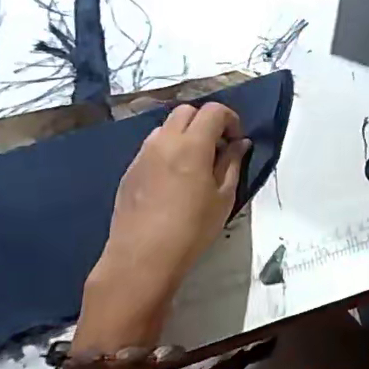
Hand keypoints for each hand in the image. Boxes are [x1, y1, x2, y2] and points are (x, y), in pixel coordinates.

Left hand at [82, 103, 249, 343]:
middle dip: (206, 122)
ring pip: (166, 127)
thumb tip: (239, 144)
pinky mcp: (130, 170)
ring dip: (185, 134)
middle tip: (218, 147)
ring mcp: (142, 155)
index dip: (230, 119)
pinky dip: (168, 149)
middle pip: (186, 111)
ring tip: (196, 163)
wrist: (142, 257)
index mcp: (191, 146)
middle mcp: (163, 142)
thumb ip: (232, 163)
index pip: (212, 111)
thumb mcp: (224, 197)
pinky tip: (175, 179)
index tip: (236, 141)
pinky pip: (152, 146)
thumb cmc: (192, 229)